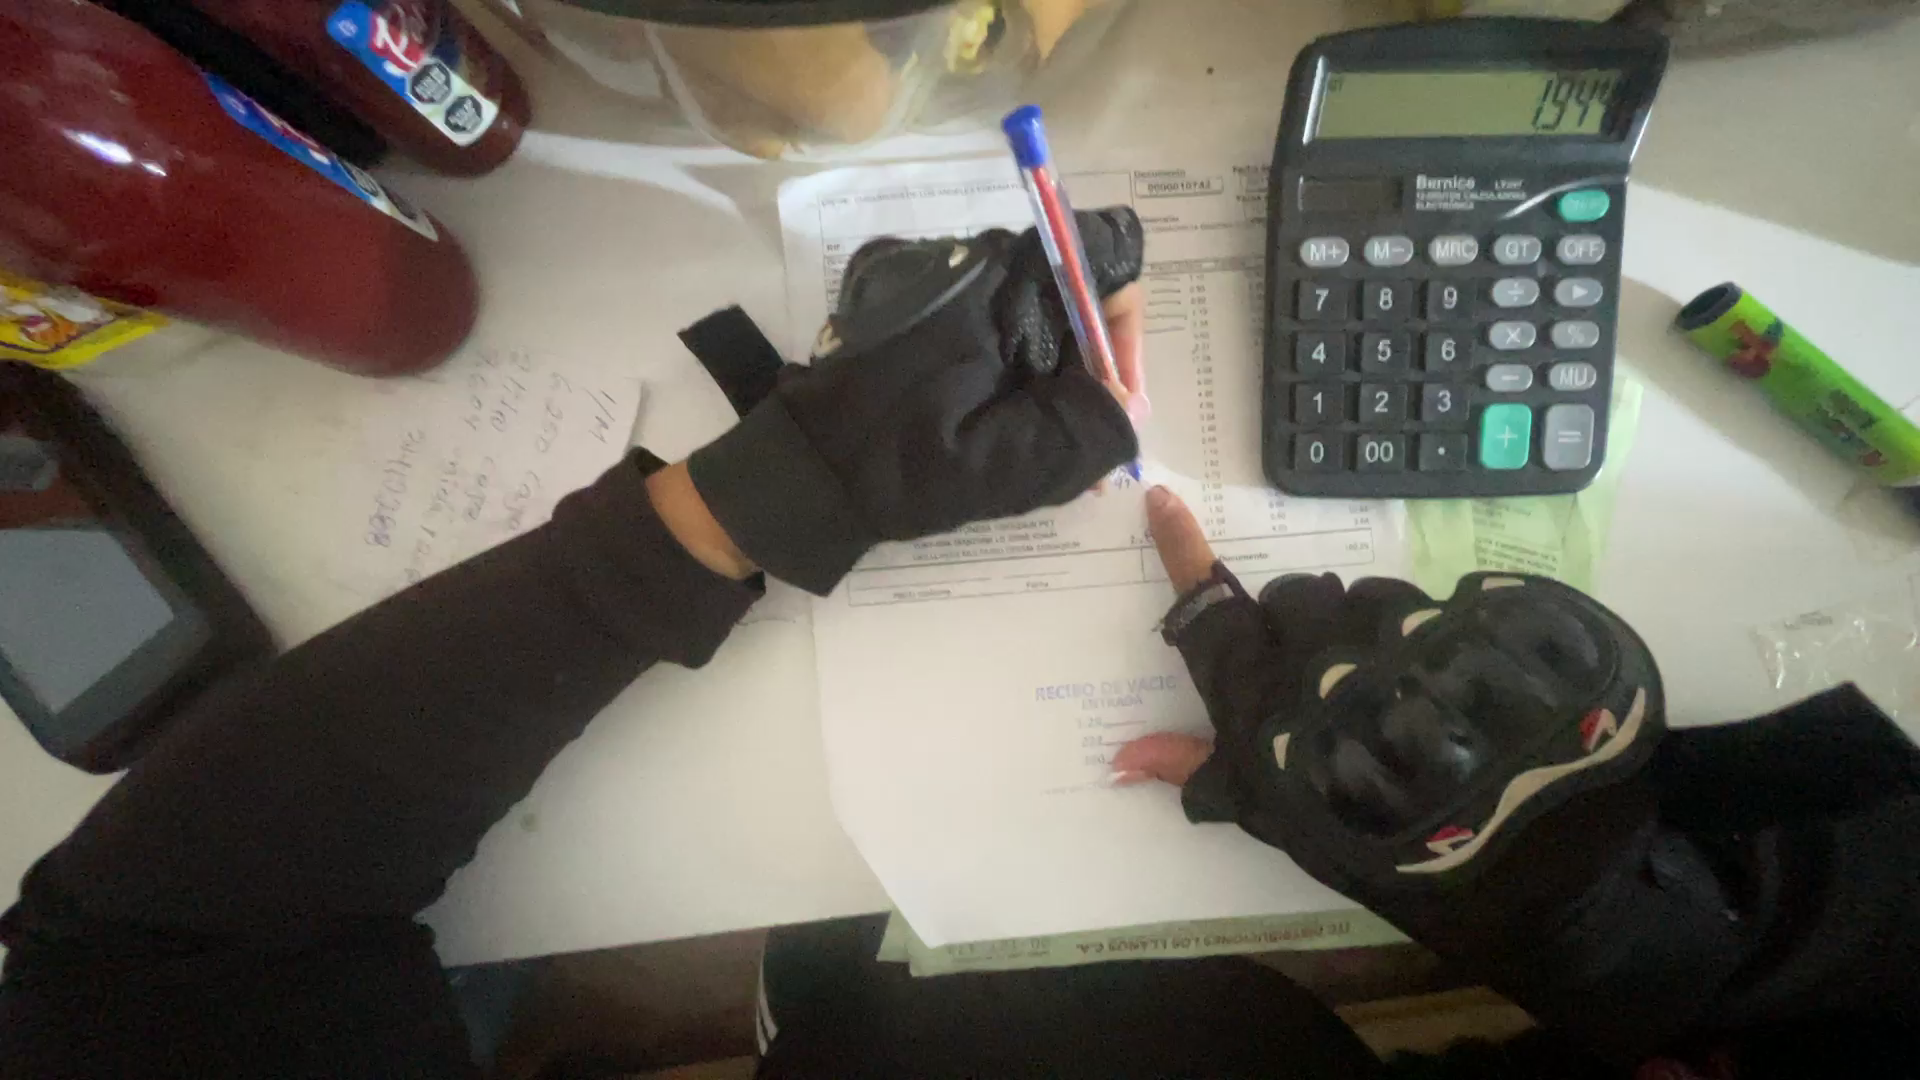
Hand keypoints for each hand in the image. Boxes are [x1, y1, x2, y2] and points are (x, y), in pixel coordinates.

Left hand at [685, 208, 1148, 594]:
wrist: (806, 471)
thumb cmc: (896, 465)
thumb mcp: (996, 464)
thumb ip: (1077, 430)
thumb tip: (1129, 406)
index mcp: (996, 286)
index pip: (1098, 255)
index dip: (1125, 327)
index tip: (1116, 399)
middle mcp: (976, 270)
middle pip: (1072, 300)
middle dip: (1092, 376)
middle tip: (1089, 452)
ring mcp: (949, 293)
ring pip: (1038, 327)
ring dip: (1058, 390)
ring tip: (1056, 462)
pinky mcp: (931, 322)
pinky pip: (1001, 343)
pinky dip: (1021, 388)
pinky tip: (1017, 443)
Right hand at [1114, 486, 1663, 893]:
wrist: (1505, 846)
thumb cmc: (1357, 831)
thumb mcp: (1266, 807)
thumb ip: (1195, 767)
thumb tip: (1121, 756)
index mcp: (1258, 682)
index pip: (1206, 605)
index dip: (1179, 548)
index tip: (1162, 499)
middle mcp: (1313, 641)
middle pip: (1286, 595)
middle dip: (1292, 622)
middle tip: (1317, 678)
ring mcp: (1385, 627)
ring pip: (1353, 596)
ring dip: (1355, 625)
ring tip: (1384, 683)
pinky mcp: (1447, 626)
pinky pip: (1417, 606)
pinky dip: (1412, 631)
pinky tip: (1433, 678)